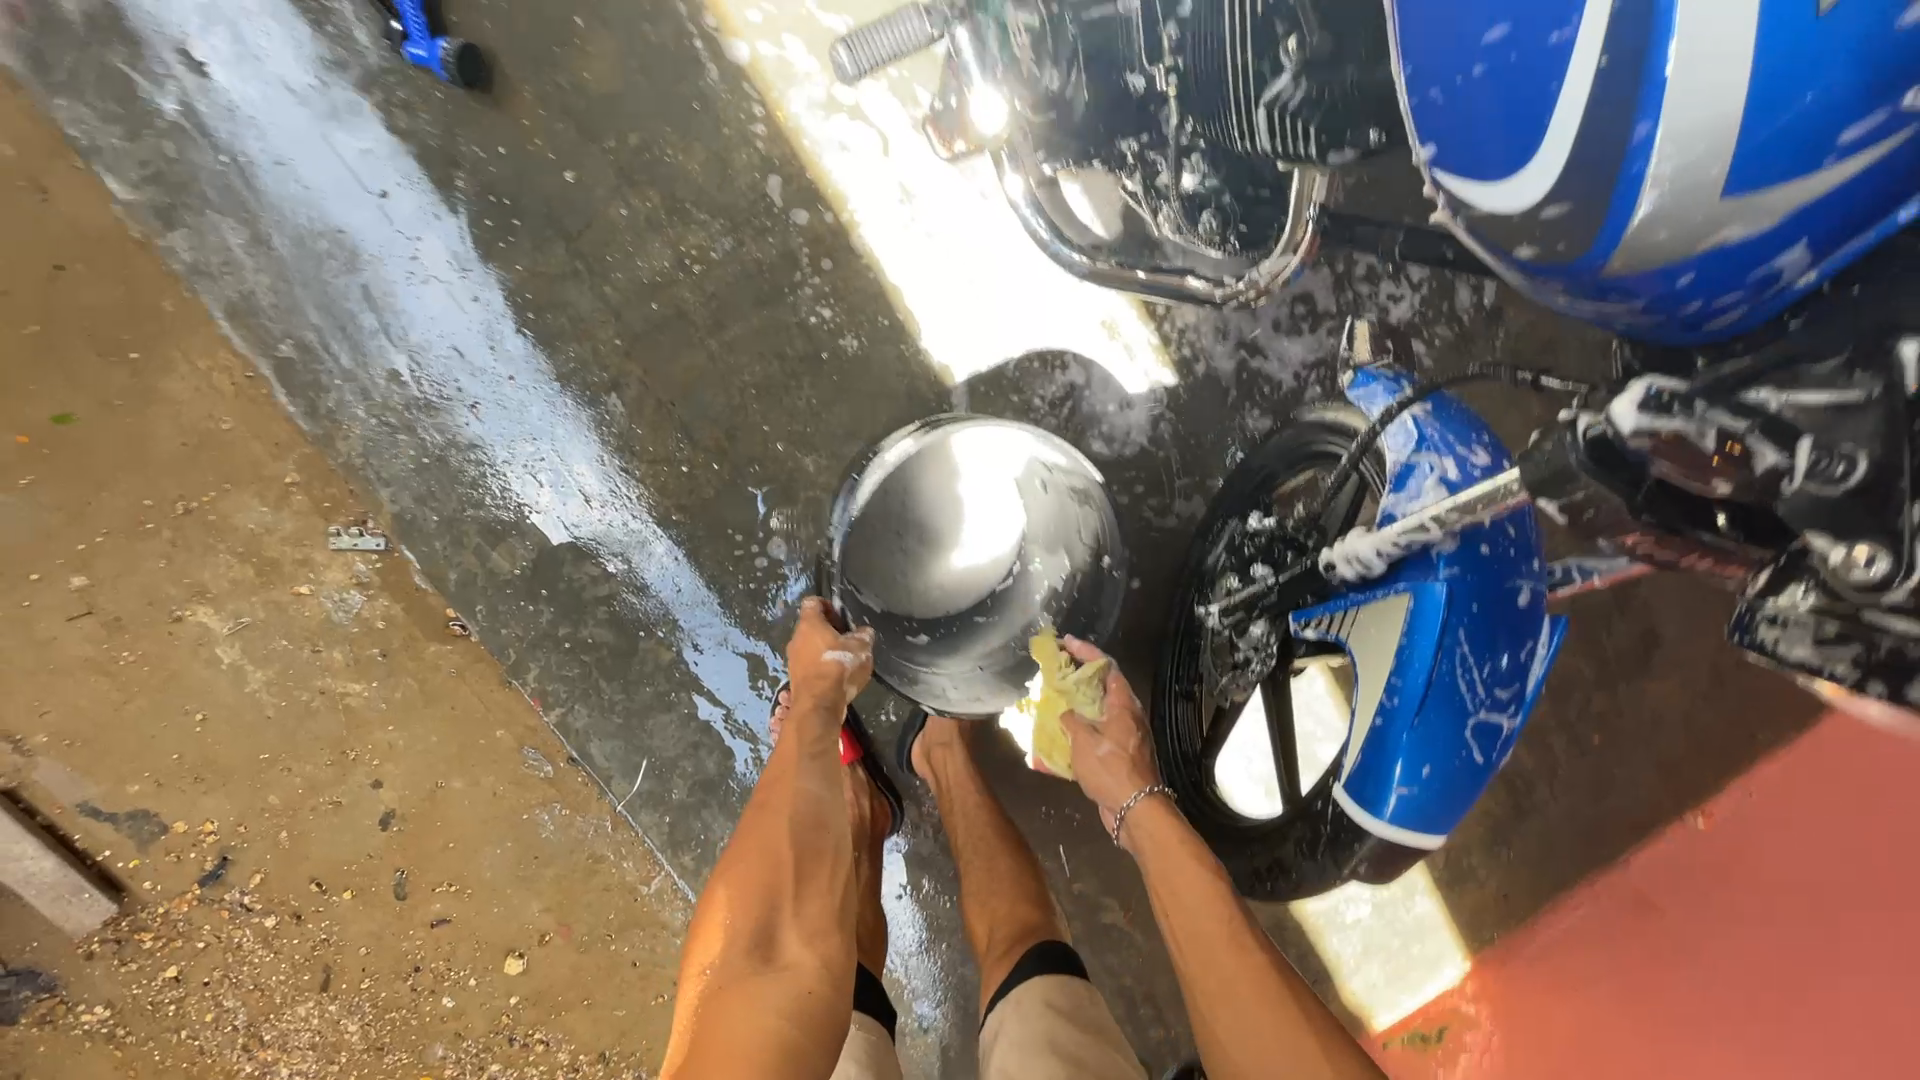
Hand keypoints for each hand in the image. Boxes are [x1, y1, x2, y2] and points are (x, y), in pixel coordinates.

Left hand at [785, 597, 874, 716]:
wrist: (818, 704)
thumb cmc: (838, 667)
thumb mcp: (861, 648)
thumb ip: (863, 636)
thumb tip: (864, 632)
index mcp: (809, 624)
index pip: (813, 602)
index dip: (827, 605)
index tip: (841, 616)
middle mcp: (796, 638)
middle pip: (810, 626)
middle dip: (828, 630)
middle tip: (846, 638)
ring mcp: (792, 659)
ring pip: (808, 646)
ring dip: (823, 649)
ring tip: (843, 659)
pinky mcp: (794, 677)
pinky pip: (808, 664)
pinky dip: (820, 666)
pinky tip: (835, 675)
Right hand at [1058, 637, 1163, 844]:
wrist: (1135, 811)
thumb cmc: (1111, 769)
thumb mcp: (1084, 741)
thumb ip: (1072, 722)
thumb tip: (1067, 714)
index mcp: (1123, 706)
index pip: (1107, 667)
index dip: (1087, 652)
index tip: (1067, 642)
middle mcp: (1127, 717)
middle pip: (1103, 688)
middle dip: (1080, 679)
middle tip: (1058, 671)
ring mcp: (1125, 738)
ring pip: (1098, 714)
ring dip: (1077, 707)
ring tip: (1054, 703)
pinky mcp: (1119, 758)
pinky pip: (1095, 738)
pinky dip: (1078, 735)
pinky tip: (1056, 744)